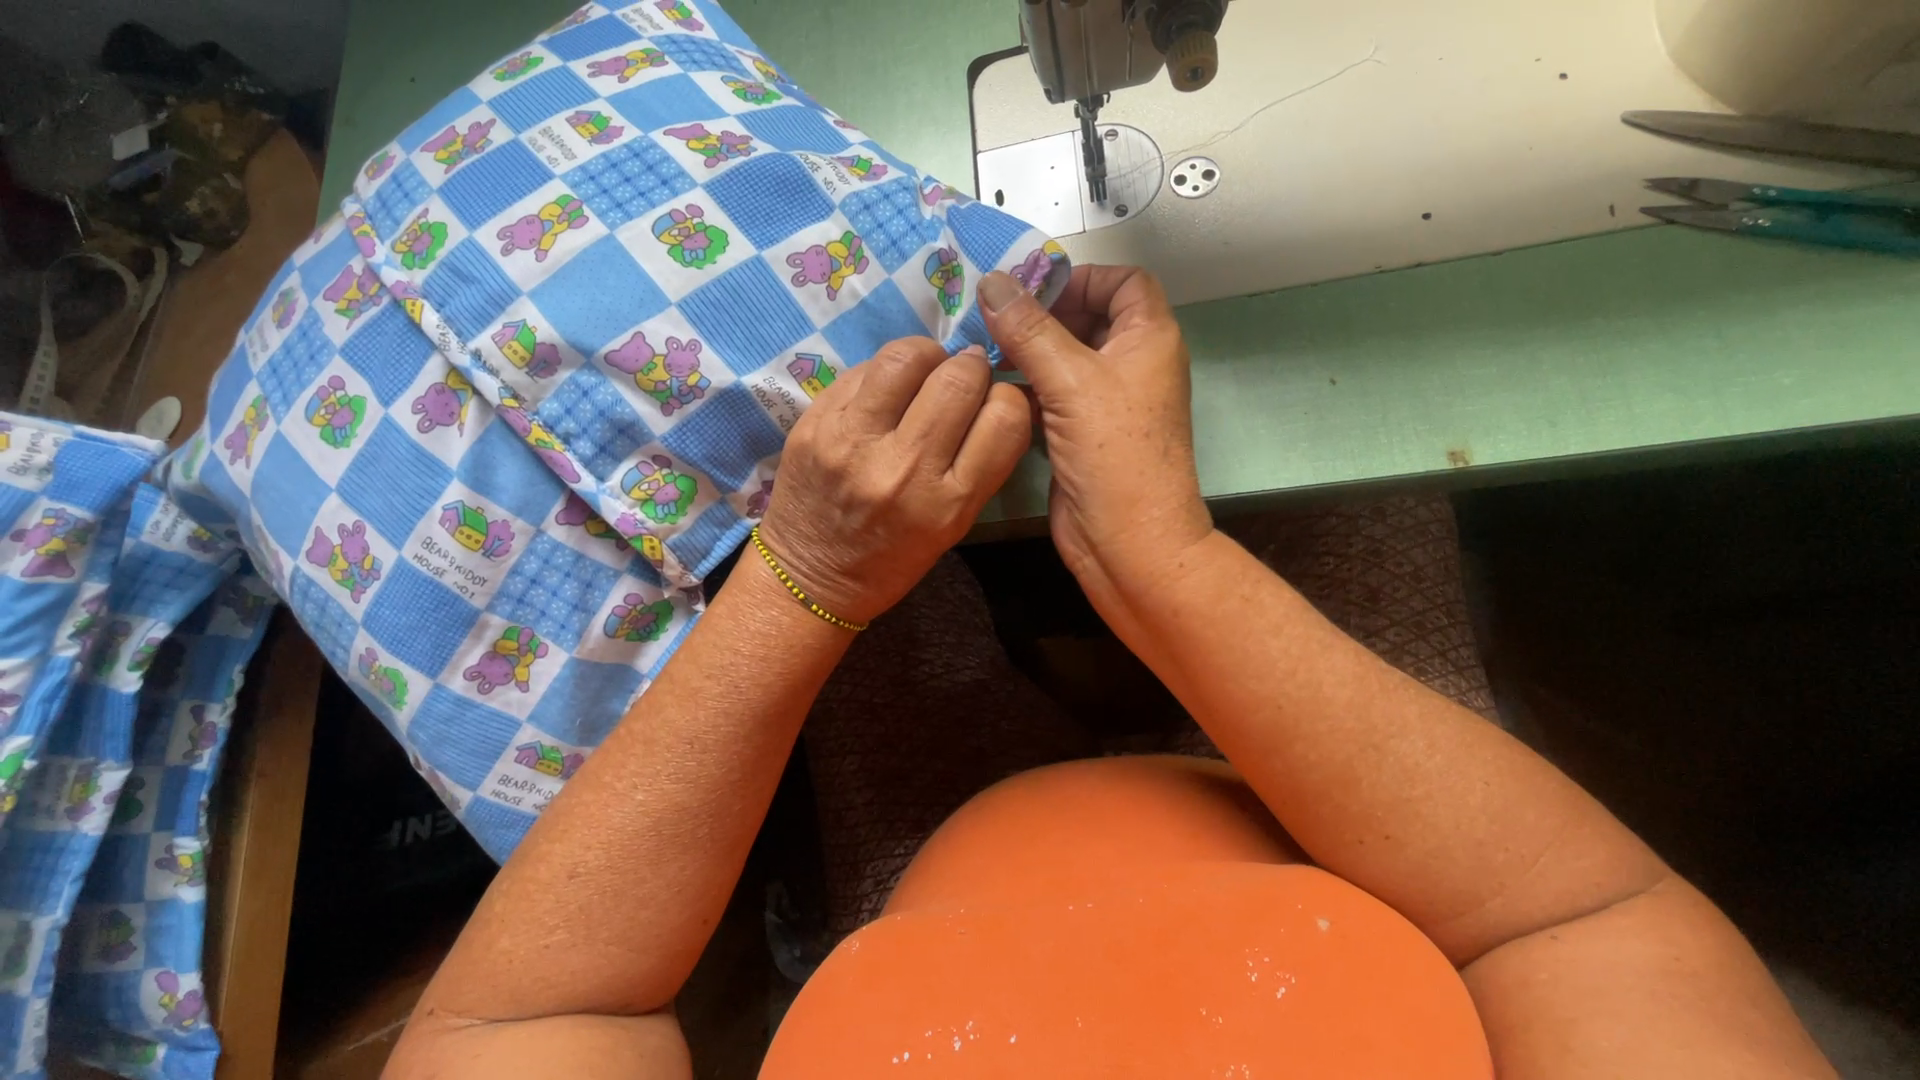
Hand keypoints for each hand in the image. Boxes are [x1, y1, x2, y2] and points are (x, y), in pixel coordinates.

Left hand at [754, 337, 1031, 624]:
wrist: (811, 581)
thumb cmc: (893, 560)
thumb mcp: (954, 525)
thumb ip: (981, 462)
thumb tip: (999, 391)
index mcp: (948, 504)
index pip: (1005, 417)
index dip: (1008, 398)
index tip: (994, 402)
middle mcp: (903, 469)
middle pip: (959, 379)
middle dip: (970, 368)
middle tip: (962, 378)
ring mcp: (852, 442)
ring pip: (906, 357)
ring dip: (926, 356)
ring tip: (923, 373)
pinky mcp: (815, 424)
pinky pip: (862, 370)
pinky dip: (883, 373)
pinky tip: (884, 393)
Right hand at [979, 265, 1211, 604]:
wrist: (1127, 542)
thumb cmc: (1114, 454)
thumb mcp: (1071, 381)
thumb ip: (1029, 329)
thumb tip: (990, 281)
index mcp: (1149, 339)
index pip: (1123, 281)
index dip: (1082, 277)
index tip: (1032, 290)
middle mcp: (1131, 364)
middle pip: (1088, 317)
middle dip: (1042, 314)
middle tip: (992, 318)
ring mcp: (1106, 402)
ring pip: (1065, 358)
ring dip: (1027, 351)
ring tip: (981, 349)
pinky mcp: (1082, 434)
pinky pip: (1052, 395)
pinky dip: (1025, 386)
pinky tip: (989, 388)